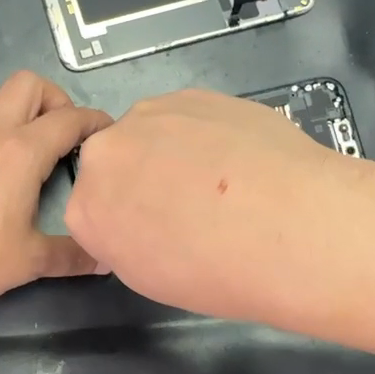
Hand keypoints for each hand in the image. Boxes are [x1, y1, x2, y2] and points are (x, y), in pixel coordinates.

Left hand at [0, 71, 112, 330]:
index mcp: (20, 152)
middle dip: (55, 100)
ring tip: (31, 145)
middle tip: (65, 135)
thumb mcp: (30, 262)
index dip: (95, 121)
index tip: (111, 134)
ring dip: (18, 108)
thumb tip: (105, 259)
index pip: (68, 119)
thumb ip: (72, 255)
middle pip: (27, 85)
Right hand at [65, 89, 352, 328]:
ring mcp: (149, 116)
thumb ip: (124, 244)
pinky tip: (241, 159)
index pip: (90, 211)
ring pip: (149, 134)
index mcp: (85, 208)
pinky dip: (205, 134)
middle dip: (140, 180)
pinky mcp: (193, 94)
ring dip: (171, 152)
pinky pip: (187, 116)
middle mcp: (105, 154)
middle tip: (187, 207)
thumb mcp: (150, 279)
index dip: (124, 223)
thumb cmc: (215, 272)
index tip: (156, 236)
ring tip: (221, 181)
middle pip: (113, 164)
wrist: (289, 225)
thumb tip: (139, 225)